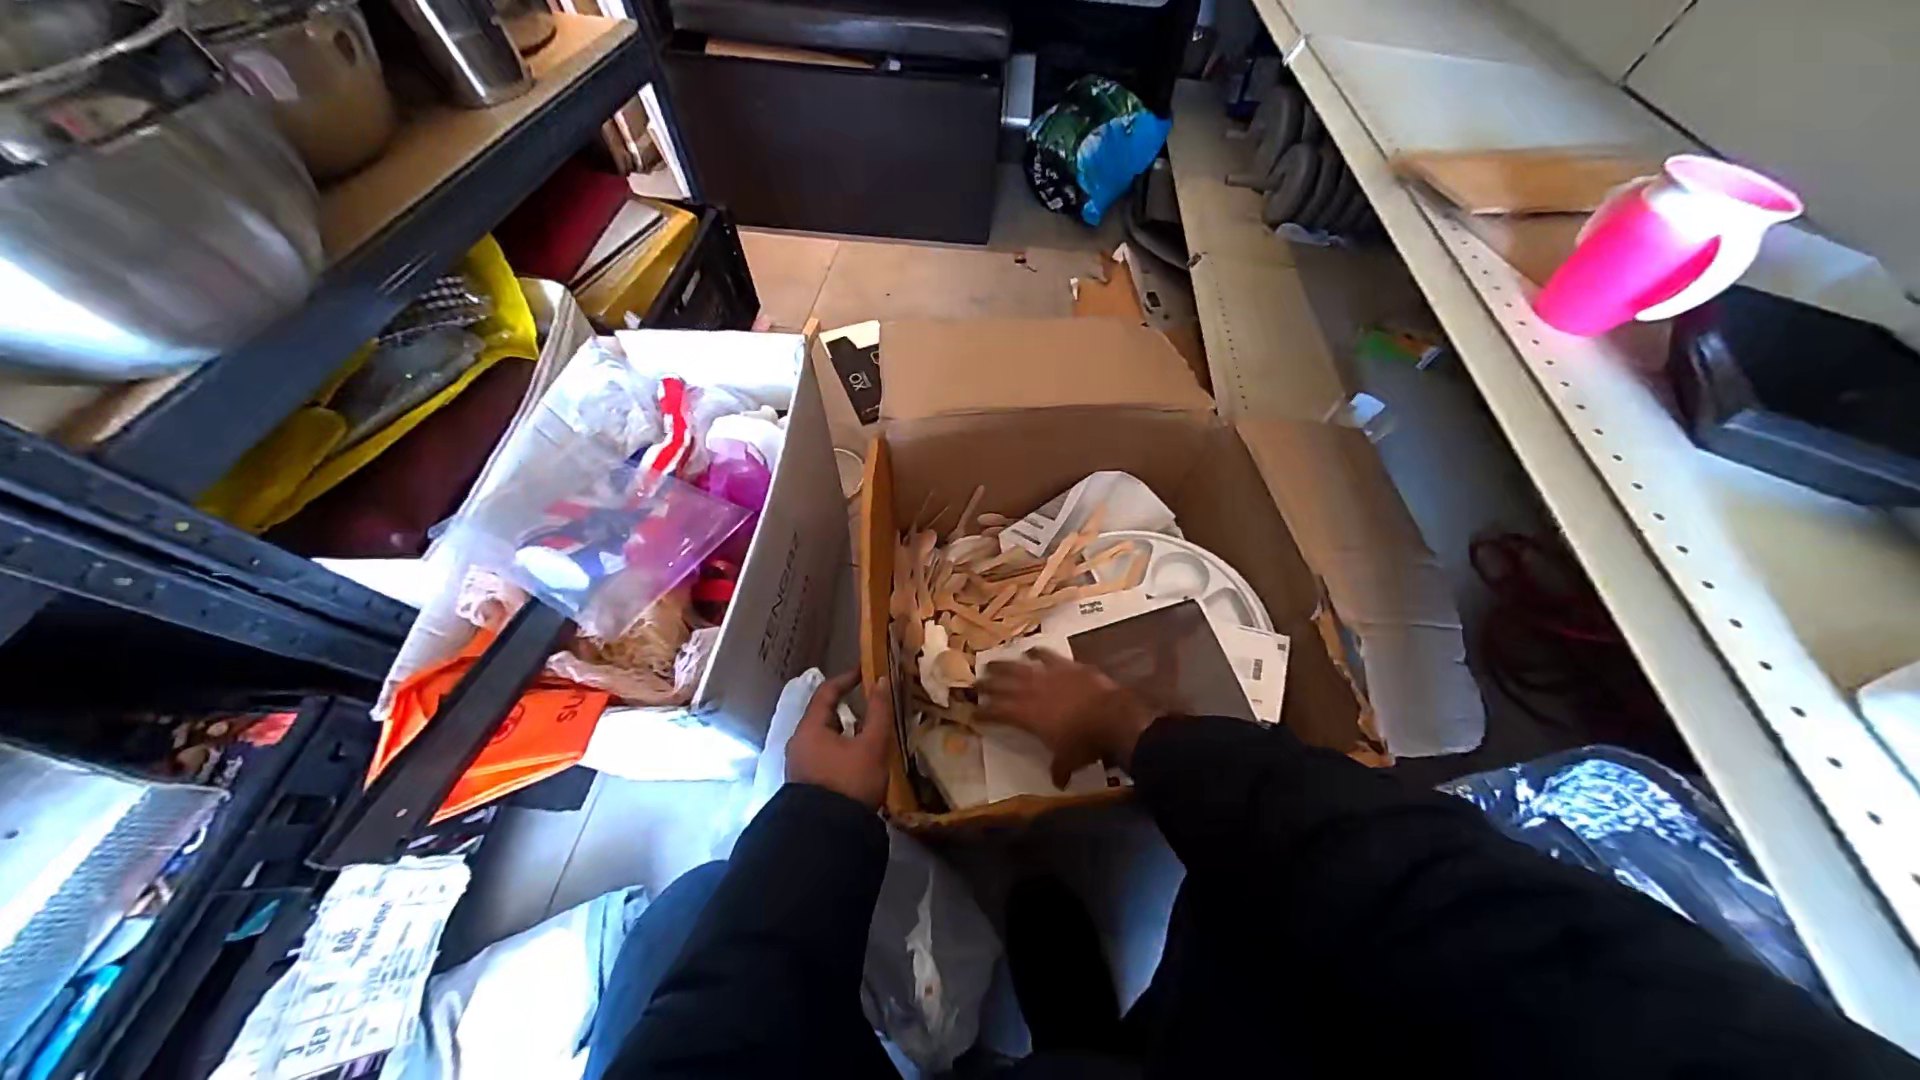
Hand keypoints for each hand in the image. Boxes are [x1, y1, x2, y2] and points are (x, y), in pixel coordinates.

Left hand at [785, 670, 894, 809]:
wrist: (827, 836)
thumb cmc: (850, 783)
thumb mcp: (872, 746)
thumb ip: (878, 711)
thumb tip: (881, 680)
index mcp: (810, 729)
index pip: (826, 692)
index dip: (847, 679)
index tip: (866, 672)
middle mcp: (799, 742)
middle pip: (823, 714)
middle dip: (847, 706)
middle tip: (871, 702)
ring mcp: (800, 764)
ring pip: (824, 735)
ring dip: (845, 729)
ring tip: (869, 730)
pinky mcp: (806, 782)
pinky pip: (824, 752)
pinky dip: (841, 746)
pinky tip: (857, 756)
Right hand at [977, 650, 1156, 786]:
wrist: (1111, 715)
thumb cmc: (1085, 742)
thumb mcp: (1069, 760)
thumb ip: (1059, 769)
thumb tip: (1058, 784)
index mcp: (1025, 716)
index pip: (997, 713)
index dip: (983, 713)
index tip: (972, 713)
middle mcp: (1030, 692)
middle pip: (1001, 685)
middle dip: (986, 685)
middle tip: (975, 684)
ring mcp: (1047, 675)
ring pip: (1018, 667)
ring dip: (1003, 665)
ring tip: (990, 663)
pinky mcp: (1065, 665)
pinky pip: (1046, 655)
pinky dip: (1036, 652)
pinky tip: (1029, 651)